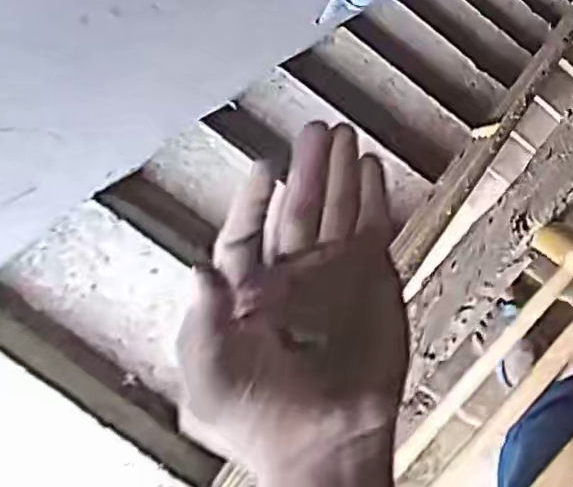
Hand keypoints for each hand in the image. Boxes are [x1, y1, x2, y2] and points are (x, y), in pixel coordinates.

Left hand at [177, 123, 405, 486]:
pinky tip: (373, 168)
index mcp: (249, 297)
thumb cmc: (263, 421)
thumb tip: (197, 268)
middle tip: (316, 129)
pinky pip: (374, 224)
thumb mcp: (213, 385)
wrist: (331, 442)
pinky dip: (374, 194)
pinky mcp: (375, 274)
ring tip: (344, 134)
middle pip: (300, 209)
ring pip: (338, 208)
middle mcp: (294, 275)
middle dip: (308, 168)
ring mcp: (336, 272)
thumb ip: (203, 327)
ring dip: (342, 170)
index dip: (253, 202)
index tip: (264, 165)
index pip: (248, 237)